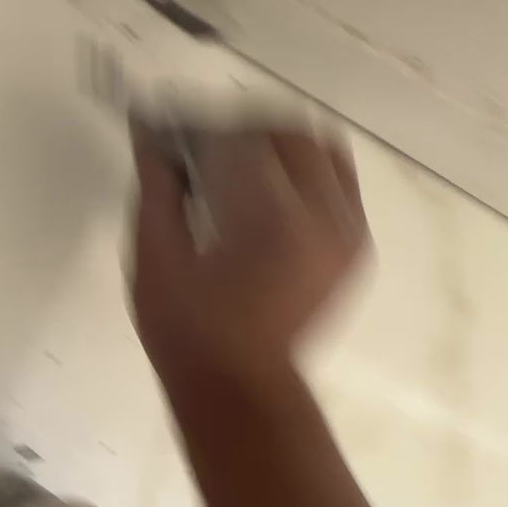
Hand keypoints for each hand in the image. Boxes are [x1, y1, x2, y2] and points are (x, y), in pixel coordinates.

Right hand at [129, 122, 369, 391]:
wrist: (237, 386)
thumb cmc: (183, 330)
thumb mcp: (153, 260)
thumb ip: (158, 191)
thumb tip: (151, 139)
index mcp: (270, 221)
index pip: (239, 141)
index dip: (195, 123)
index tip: (160, 120)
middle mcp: (325, 215)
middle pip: (289, 132)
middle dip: (235, 126)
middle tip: (189, 143)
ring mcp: (349, 229)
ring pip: (322, 149)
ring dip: (272, 142)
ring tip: (226, 160)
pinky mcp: (356, 243)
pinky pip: (337, 180)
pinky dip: (298, 170)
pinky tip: (259, 191)